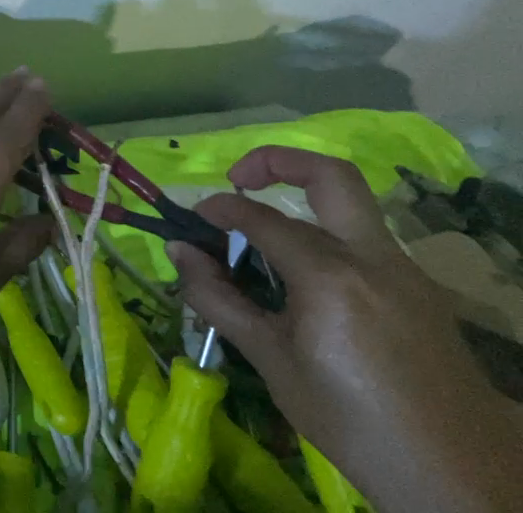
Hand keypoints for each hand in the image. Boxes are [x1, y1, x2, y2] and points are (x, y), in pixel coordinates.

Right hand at [170, 146, 522, 512]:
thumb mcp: (269, 359)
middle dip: (275, 162)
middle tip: (236, 181)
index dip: (216, 211)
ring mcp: (407, 274)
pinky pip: (363, 245)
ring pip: (348, 211)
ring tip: (258, 246)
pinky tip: (298, 282)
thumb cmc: (348, 418)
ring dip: (299, 209)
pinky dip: (323, 241)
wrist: (456, 474)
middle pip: (331, 177)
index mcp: (332, 276)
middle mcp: (375, 260)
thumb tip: (179, 251)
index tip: (189, 225)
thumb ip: (219, 297)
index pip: (260, 217)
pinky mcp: (419, 292)